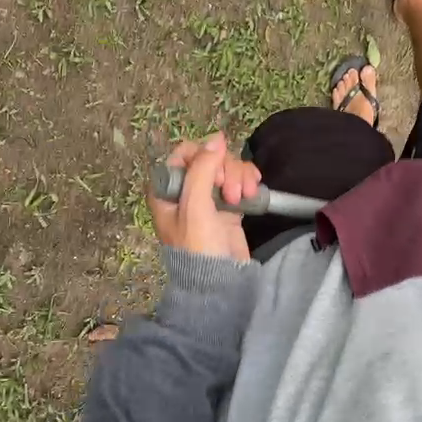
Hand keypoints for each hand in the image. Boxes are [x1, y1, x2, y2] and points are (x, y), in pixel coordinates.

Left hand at [148, 133, 254, 260]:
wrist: (219, 283)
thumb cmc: (199, 246)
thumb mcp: (195, 206)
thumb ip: (203, 169)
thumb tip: (217, 138)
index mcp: (167, 189)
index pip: (186, 153)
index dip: (204, 158)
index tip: (215, 177)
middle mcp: (186, 190)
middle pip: (211, 158)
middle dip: (226, 170)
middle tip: (231, 194)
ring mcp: (208, 197)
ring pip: (227, 167)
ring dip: (240, 176)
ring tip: (244, 196)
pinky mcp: (228, 205)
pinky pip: (239, 180)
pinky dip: (248, 181)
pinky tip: (253, 192)